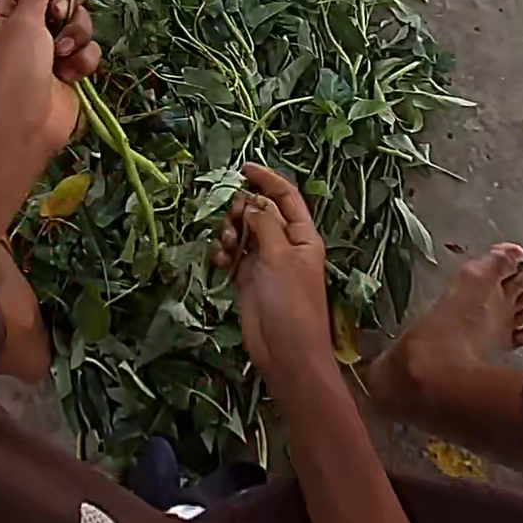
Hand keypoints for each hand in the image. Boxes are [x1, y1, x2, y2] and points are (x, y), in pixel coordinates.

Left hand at [0, 0, 100, 162]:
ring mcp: (54, 48)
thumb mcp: (23, 22)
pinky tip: (70, 74)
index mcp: (10, 12)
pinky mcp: (73, 68)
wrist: (28, 123)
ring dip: (76, 36)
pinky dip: (82, 61)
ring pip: (80, 23)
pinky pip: (89, 50)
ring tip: (62, 54)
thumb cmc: (17, 69)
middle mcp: (33, 27)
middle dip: (66, 5)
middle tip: (56, 17)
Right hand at [211, 163, 331, 377]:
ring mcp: (264, 260)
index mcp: (302, 236)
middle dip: (242, 208)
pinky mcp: (247, 277)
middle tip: (234, 219)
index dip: (267, 178)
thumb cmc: (291, 303)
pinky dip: (223, 252)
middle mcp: (284, 243)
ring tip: (227, 245)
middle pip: (259, 210)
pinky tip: (220, 260)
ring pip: (242, 230)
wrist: (286, 354)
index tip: (243, 167)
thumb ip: (264, 223)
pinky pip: (231, 253)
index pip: (285, 196)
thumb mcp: (280, 257)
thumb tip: (251, 202)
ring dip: (230, 231)